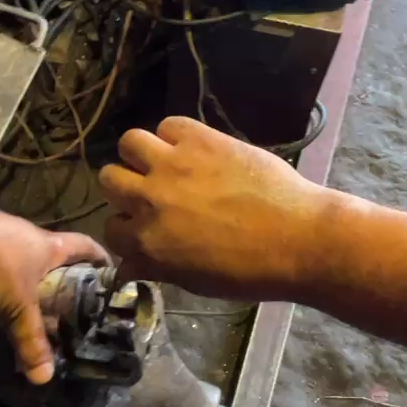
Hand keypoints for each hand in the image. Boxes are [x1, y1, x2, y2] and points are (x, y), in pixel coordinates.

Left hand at [0, 205, 108, 384]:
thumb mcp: (15, 309)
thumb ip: (31, 341)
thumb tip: (45, 378)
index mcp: (47, 245)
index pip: (85, 246)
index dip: (100, 257)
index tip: (110, 268)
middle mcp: (26, 231)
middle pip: (52, 249)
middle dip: (59, 271)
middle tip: (66, 295)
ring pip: (20, 251)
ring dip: (25, 271)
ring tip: (25, 295)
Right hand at [99, 116, 335, 300]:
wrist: (297, 239)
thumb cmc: (249, 271)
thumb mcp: (193, 281)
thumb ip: (155, 267)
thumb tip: (128, 266)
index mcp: (146, 242)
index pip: (110, 229)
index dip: (125, 227)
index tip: (142, 226)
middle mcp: (149, 200)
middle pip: (108, 178)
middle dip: (125, 186)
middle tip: (150, 190)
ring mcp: (172, 164)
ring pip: (129, 142)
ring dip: (141, 153)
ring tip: (163, 161)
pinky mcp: (199, 139)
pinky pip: (169, 124)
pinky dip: (175, 135)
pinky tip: (193, 149)